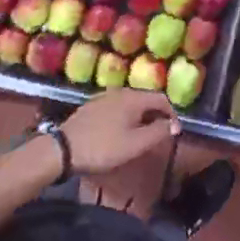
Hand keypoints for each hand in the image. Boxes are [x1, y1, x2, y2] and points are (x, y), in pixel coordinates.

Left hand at [59, 89, 177, 173]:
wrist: (64, 149)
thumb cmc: (103, 147)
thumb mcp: (135, 144)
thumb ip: (158, 133)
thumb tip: (174, 124)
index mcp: (133, 98)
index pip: (161, 98)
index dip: (172, 114)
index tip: (175, 133)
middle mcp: (120, 91)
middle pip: (146, 99)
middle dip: (157, 115)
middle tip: (160, 136)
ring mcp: (104, 96)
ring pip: (131, 103)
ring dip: (141, 116)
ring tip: (143, 136)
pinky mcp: (93, 105)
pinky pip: (118, 106)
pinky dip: (127, 116)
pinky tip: (122, 131)